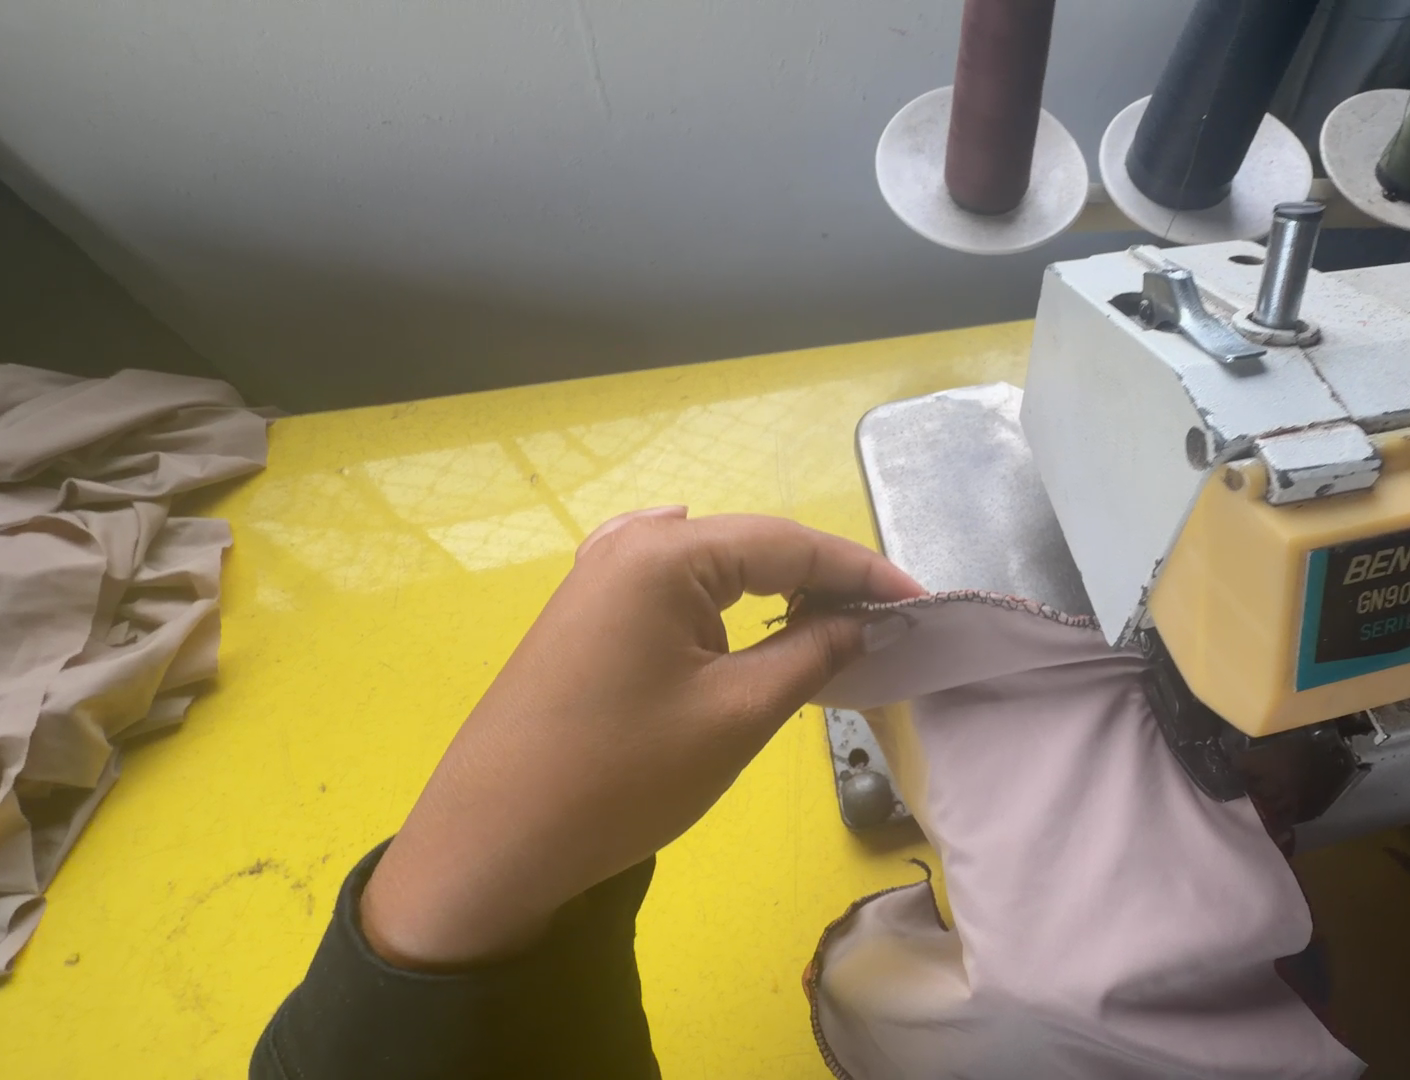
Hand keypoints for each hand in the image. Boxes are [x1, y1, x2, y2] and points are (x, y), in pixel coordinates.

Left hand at [359, 508, 920, 967]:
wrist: (490, 849)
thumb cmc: (622, 778)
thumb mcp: (739, 713)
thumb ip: (813, 651)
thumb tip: (862, 622)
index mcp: (666, 553)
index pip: (792, 544)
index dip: (863, 571)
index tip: (919, 599)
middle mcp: (632, 543)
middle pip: (756, 546)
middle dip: (825, 578)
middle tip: (885, 616)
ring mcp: (603, 574)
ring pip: (719, 565)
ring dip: (779, 587)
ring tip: (833, 617)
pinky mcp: (592, 609)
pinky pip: (680, 585)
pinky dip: (730, 596)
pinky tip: (745, 599)